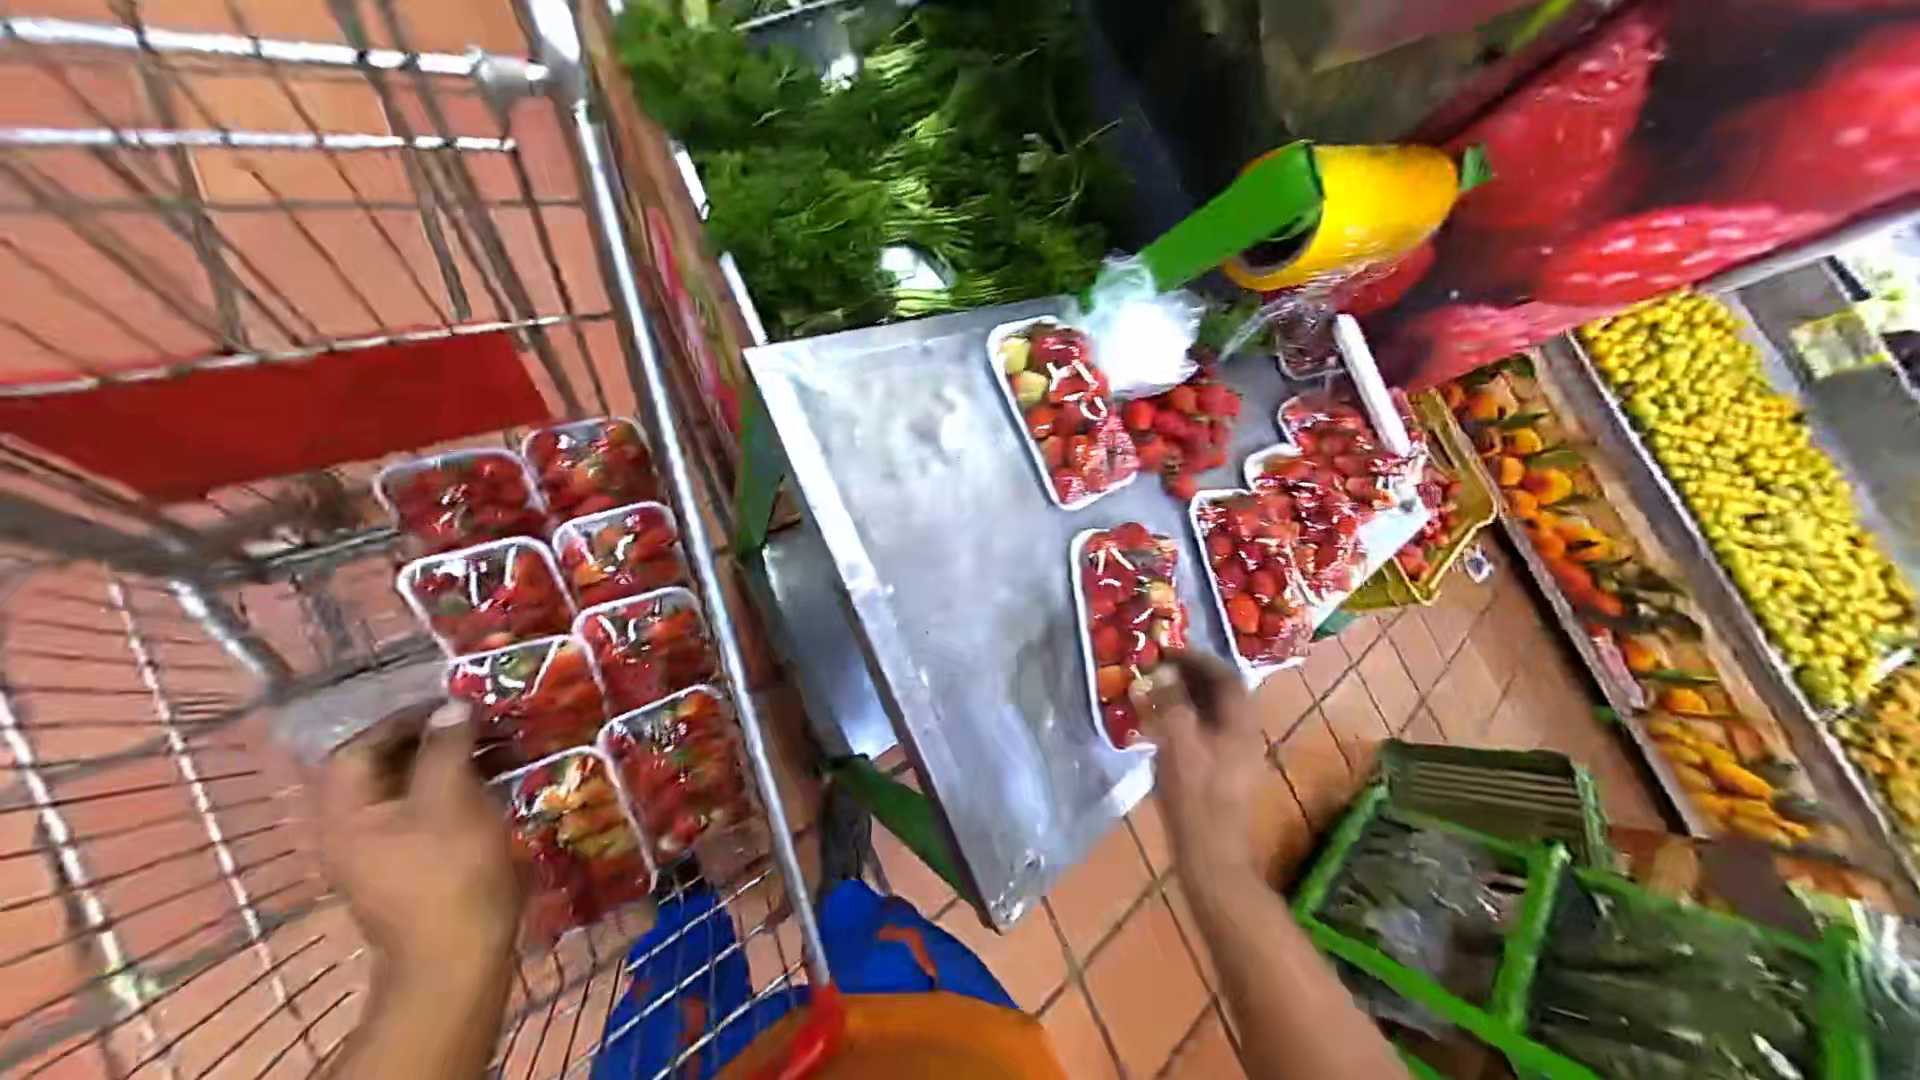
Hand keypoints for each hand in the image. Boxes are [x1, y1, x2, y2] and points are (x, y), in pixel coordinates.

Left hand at [318, 701, 522, 975]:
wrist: (461, 950)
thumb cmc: (450, 869)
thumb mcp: (451, 799)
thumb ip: (447, 748)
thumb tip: (452, 706)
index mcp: (349, 813)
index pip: (361, 748)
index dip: (403, 719)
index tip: (452, 702)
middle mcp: (358, 827)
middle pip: (389, 765)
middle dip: (436, 736)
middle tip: (485, 717)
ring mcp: (389, 846)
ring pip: (417, 785)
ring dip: (457, 758)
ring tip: (505, 742)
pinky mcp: (422, 857)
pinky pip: (436, 806)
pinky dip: (465, 784)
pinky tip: (502, 777)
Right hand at [1132, 651, 1263, 876]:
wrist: (1209, 852)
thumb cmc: (1194, 795)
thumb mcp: (1178, 743)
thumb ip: (1171, 703)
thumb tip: (1163, 672)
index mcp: (1240, 723)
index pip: (1225, 677)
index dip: (1198, 659)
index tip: (1168, 652)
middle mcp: (1243, 734)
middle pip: (1221, 693)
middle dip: (1190, 676)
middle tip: (1158, 668)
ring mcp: (1234, 754)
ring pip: (1212, 712)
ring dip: (1186, 697)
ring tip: (1155, 690)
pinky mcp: (1222, 771)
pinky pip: (1204, 730)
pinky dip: (1184, 718)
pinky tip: (1160, 725)